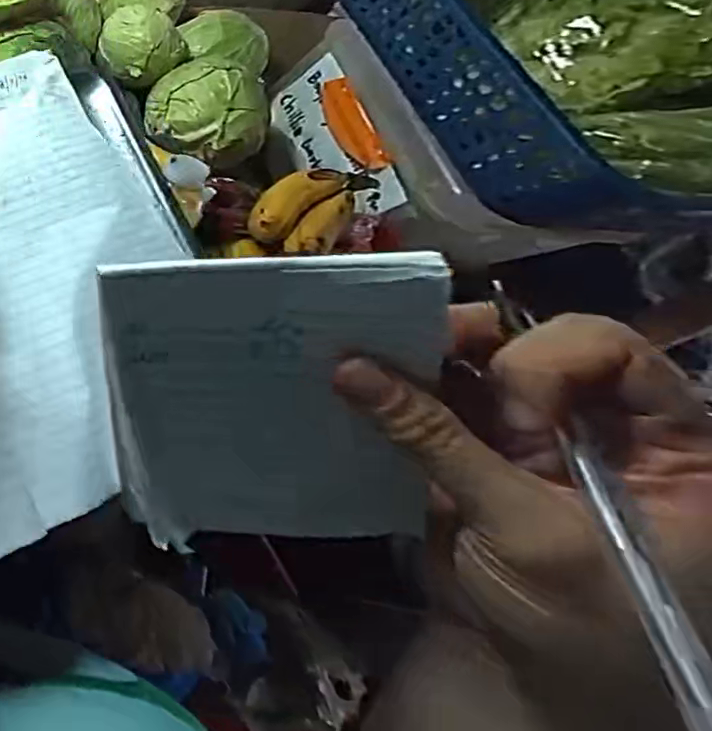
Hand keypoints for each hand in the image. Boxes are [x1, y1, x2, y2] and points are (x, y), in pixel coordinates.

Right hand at [335, 308, 711, 713]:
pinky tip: (350, 382)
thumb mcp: (525, 531)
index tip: (514, 421)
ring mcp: (522, 430)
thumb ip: (437, 442)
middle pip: (528, 342)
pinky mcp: (461, 443)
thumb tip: (348, 367)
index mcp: (669, 444)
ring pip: (465, 360)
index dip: (550, 367)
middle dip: (467, 344)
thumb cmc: (582, 620)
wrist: (530, 676)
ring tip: (367, 365)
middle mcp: (595, 422)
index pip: (610, 354)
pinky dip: (383, 383)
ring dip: (413, 355)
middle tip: (416, 365)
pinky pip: (421, 393)